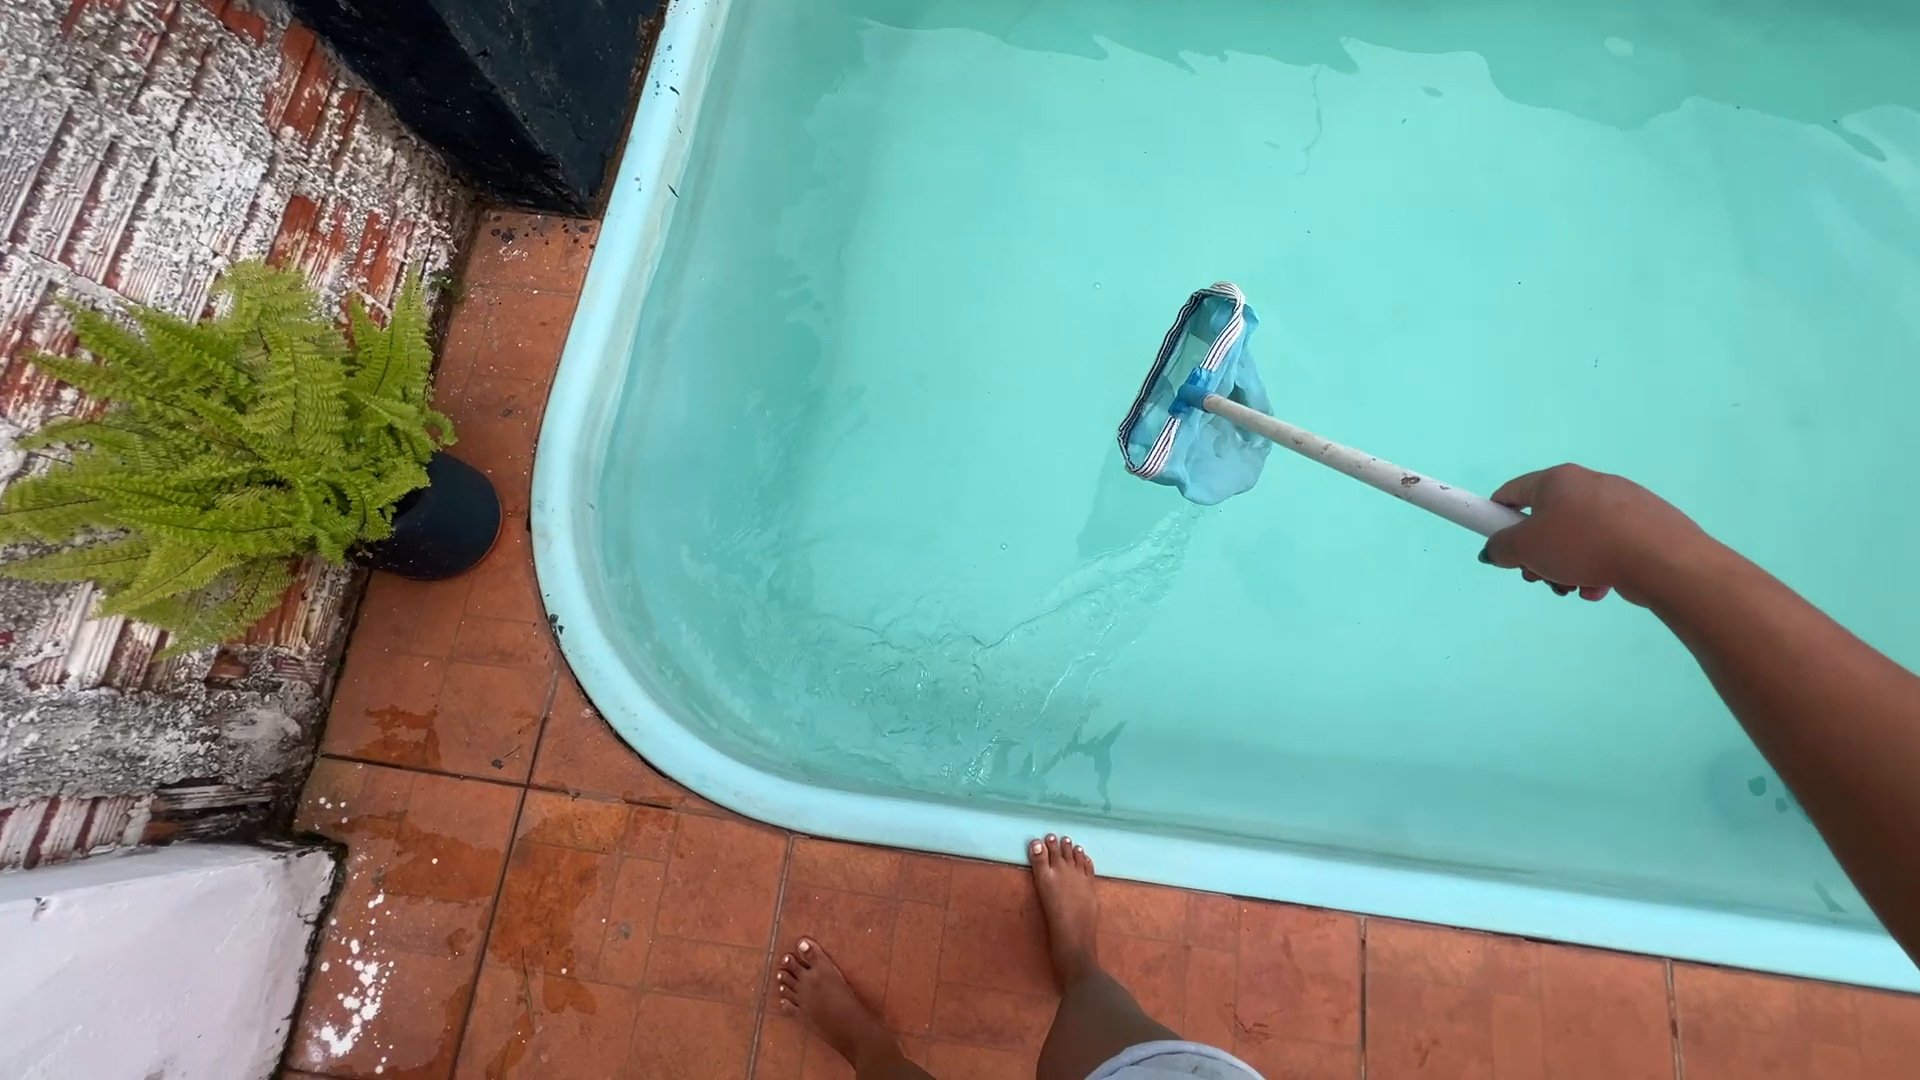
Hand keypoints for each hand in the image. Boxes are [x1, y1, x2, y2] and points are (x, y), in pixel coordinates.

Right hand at [1480, 464, 1708, 604]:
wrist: (1664, 561)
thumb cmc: (1582, 545)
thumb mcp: (1523, 548)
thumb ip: (1499, 547)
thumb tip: (1498, 549)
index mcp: (1557, 479)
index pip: (1511, 492)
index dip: (1495, 517)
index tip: (1500, 544)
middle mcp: (1591, 483)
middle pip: (1546, 520)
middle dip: (1536, 552)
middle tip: (1536, 574)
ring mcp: (1625, 503)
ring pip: (1577, 537)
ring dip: (1564, 565)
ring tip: (1572, 587)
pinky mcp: (1651, 524)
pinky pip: (1608, 545)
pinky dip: (1597, 566)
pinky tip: (1599, 586)